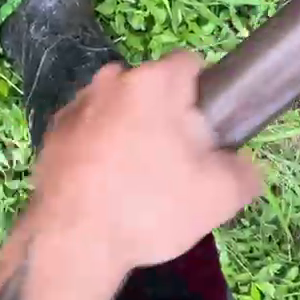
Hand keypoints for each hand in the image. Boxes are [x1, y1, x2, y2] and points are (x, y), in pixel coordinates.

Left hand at [28, 51, 261, 271]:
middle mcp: (111, 79)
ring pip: (120, 106)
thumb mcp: (218, 197)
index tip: (210, 127)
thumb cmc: (149, 205)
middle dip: (168, 115)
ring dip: (132, 129)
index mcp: (152, 83)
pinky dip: (101, 144)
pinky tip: (106, 181)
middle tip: (179, 161)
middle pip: (153, 87)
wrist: (73, 235)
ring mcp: (77, 101)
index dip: (207, 92)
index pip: (190, 64)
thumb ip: (243, 170)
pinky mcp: (55, 127)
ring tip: (140, 177)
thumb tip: (243, 162)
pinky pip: (91, 126)